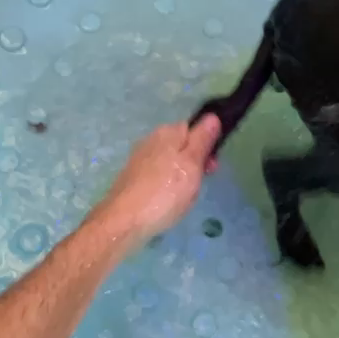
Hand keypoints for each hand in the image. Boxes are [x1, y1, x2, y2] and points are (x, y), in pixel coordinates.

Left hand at [89, 116, 221, 250]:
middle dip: (195, 162)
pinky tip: (167, 200)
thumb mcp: (192, 164)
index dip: (208, 145)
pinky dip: (167, 184)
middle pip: (182, 144)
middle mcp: (151, 139)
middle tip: (199, 184)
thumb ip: (203, 139)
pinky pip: (158, 174)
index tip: (212, 166)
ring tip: (184, 196)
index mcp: (168, 132)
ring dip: (182, 174)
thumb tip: (213, 117)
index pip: (194, 127)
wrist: (125, 221)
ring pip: (170, 160)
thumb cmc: (165, 192)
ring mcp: (140, 158)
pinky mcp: (133, 176)